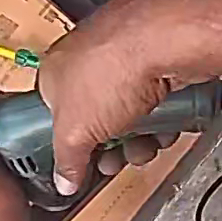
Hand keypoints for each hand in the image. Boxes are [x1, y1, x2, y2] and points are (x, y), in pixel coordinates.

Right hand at [38, 0, 198, 194]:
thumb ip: (67, 160)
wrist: (166, 39)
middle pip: (96, 120)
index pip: (54, 117)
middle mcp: (87, 62)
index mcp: (54, 73)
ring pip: (129, 113)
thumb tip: (64, 181)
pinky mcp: (157, 63)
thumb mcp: (75, 131)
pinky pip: (155, 102)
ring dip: (140, 139)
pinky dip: (161, 119)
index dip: (70, 144)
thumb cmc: (114, 66)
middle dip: (111, 148)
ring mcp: (123, 60)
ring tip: (147, 146)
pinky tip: (166, 127)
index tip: (82, 165)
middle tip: (118, 160)